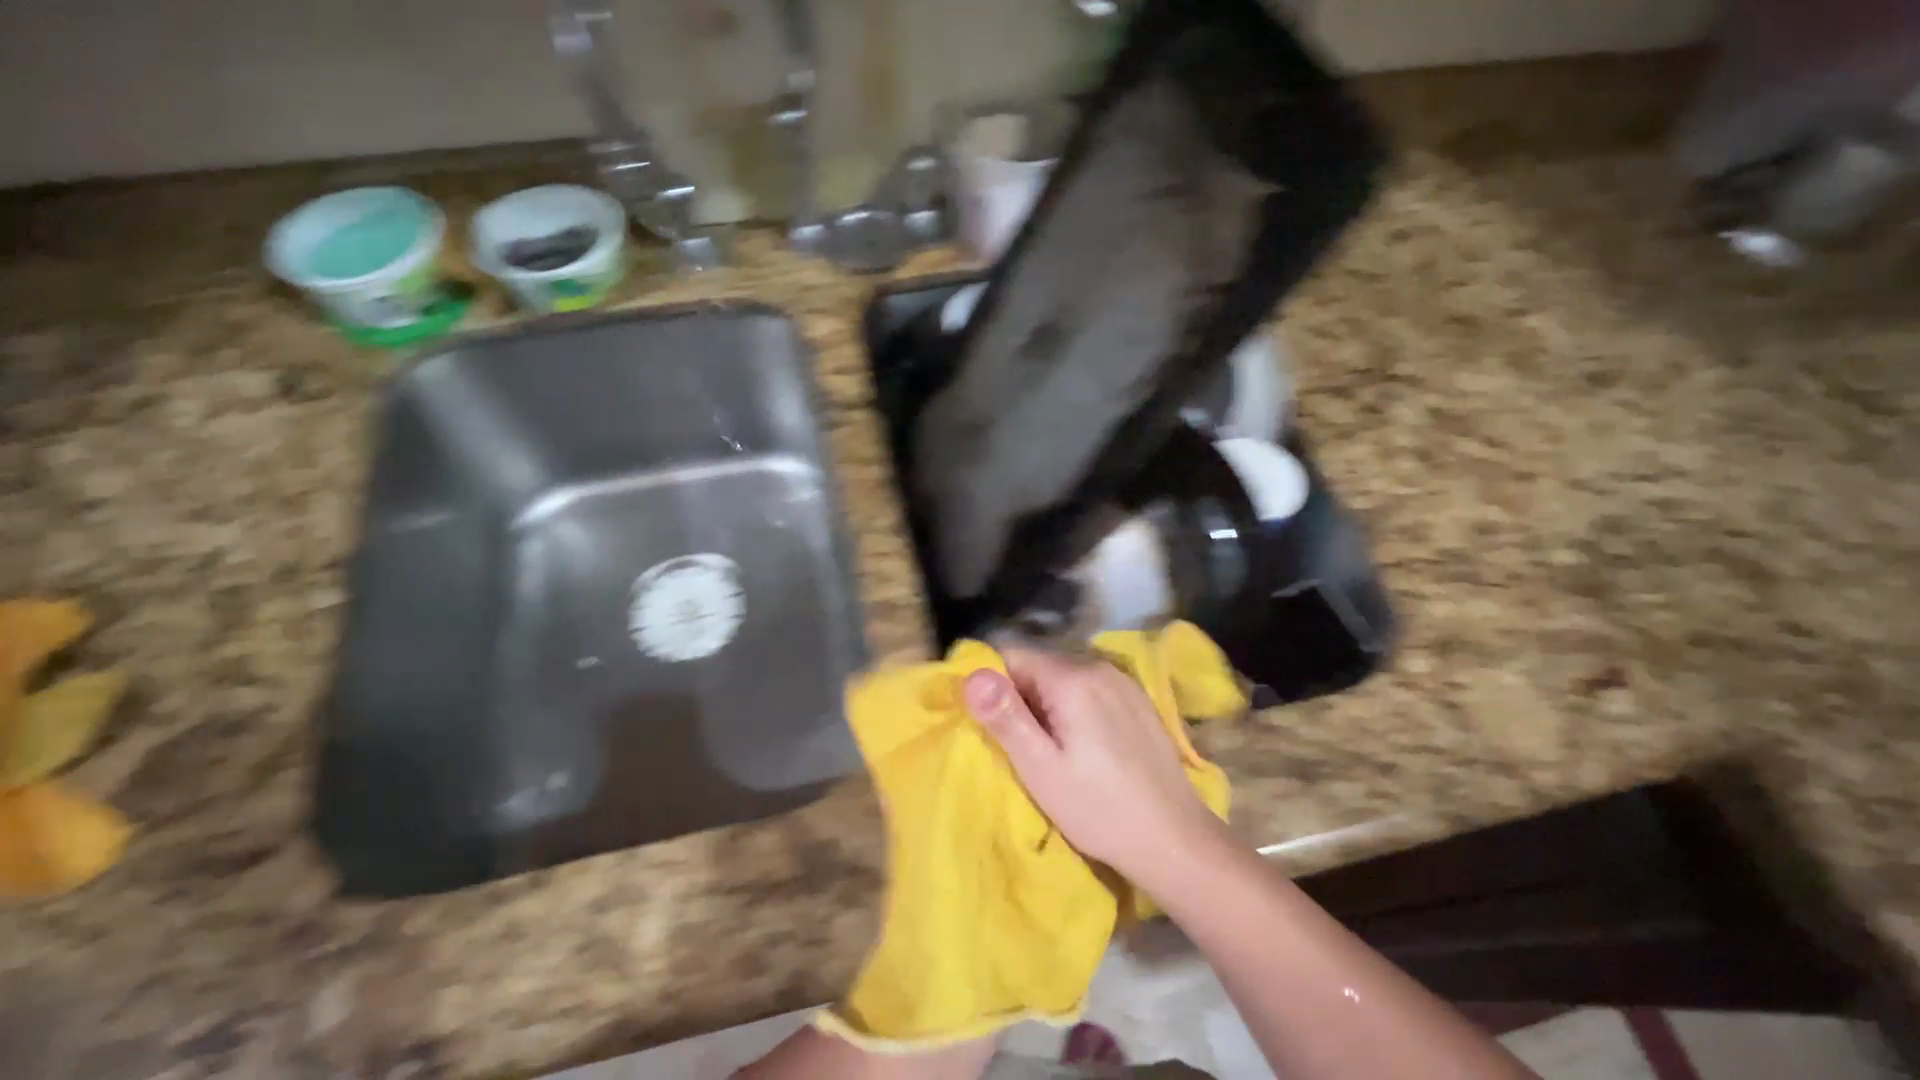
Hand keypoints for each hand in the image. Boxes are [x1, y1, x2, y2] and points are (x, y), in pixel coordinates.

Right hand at [962, 646, 1224, 883]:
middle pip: (1039, 666)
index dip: (993, 688)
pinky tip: (1084, 750)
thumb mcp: (1041, 769)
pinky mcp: (1139, 702)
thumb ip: (1005, 717)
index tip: (991, 727)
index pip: (1011, 656)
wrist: (1174, 839)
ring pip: (1064, 680)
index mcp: (1072, 678)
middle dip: (1020, 698)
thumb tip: (971, 675)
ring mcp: (1124, 683)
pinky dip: (1075, 711)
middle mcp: (1100, 667)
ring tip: (1051, 753)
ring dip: (1047, 706)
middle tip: (1021, 749)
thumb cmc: (1098, 809)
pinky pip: (1090, 692)